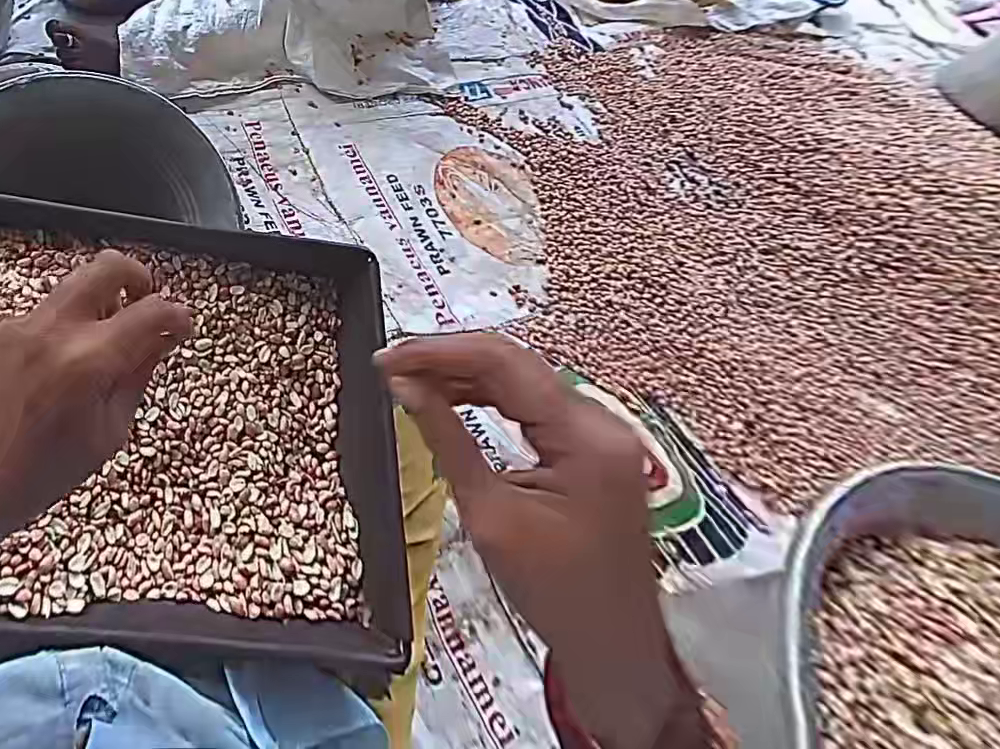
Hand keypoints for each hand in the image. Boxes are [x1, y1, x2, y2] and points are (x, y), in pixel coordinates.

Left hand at [0, 251, 190, 562]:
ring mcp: (25, 323)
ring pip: (78, 281)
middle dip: (138, 277)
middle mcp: (55, 329)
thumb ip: (139, 374)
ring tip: (109, 338)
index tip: (183, 327)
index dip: (177, 315)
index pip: (150, 312)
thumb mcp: (110, 432)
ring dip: (104, 298)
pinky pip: (52, 307)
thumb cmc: (46, 471)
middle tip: (145, 305)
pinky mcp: (6, 328)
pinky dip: (73, 320)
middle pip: (109, 266)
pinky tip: (69, 359)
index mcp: (88, 361)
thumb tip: (162, 338)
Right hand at [377, 334, 682, 747]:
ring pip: (515, 374)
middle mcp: (598, 421)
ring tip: (406, 376)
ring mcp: (596, 429)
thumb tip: (402, 383)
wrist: (612, 647)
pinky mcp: (585, 441)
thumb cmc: (552, 590)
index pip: (501, 364)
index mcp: (584, 437)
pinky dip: (480, 392)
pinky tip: (442, 394)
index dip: (437, 352)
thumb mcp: (487, 512)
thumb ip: (444, 436)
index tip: (386, 359)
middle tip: (389, 364)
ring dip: (458, 371)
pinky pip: (524, 399)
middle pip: (510, 361)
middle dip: (444, 356)